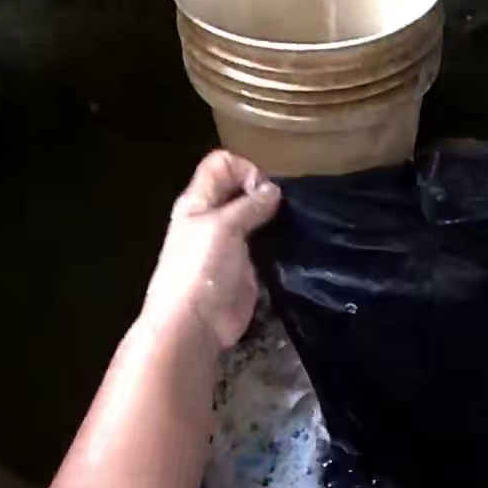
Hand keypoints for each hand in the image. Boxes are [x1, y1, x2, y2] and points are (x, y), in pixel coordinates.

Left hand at [141, 150, 281, 348]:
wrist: (196, 323)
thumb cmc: (200, 268)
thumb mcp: (223, 226)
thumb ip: (248, 205)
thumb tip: (273, 190)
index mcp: (198, 202)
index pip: (220, 164)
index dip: (243, 168)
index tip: (261, 189)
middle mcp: (213, 219)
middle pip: (239, 190)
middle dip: (263, 192)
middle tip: (282, 208)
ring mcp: (230, 245)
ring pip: (255, 218)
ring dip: (273, 218)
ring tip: (291, 224)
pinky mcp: (246, 269)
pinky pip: (265, 246)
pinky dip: (278, 243)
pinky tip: (292, 244)